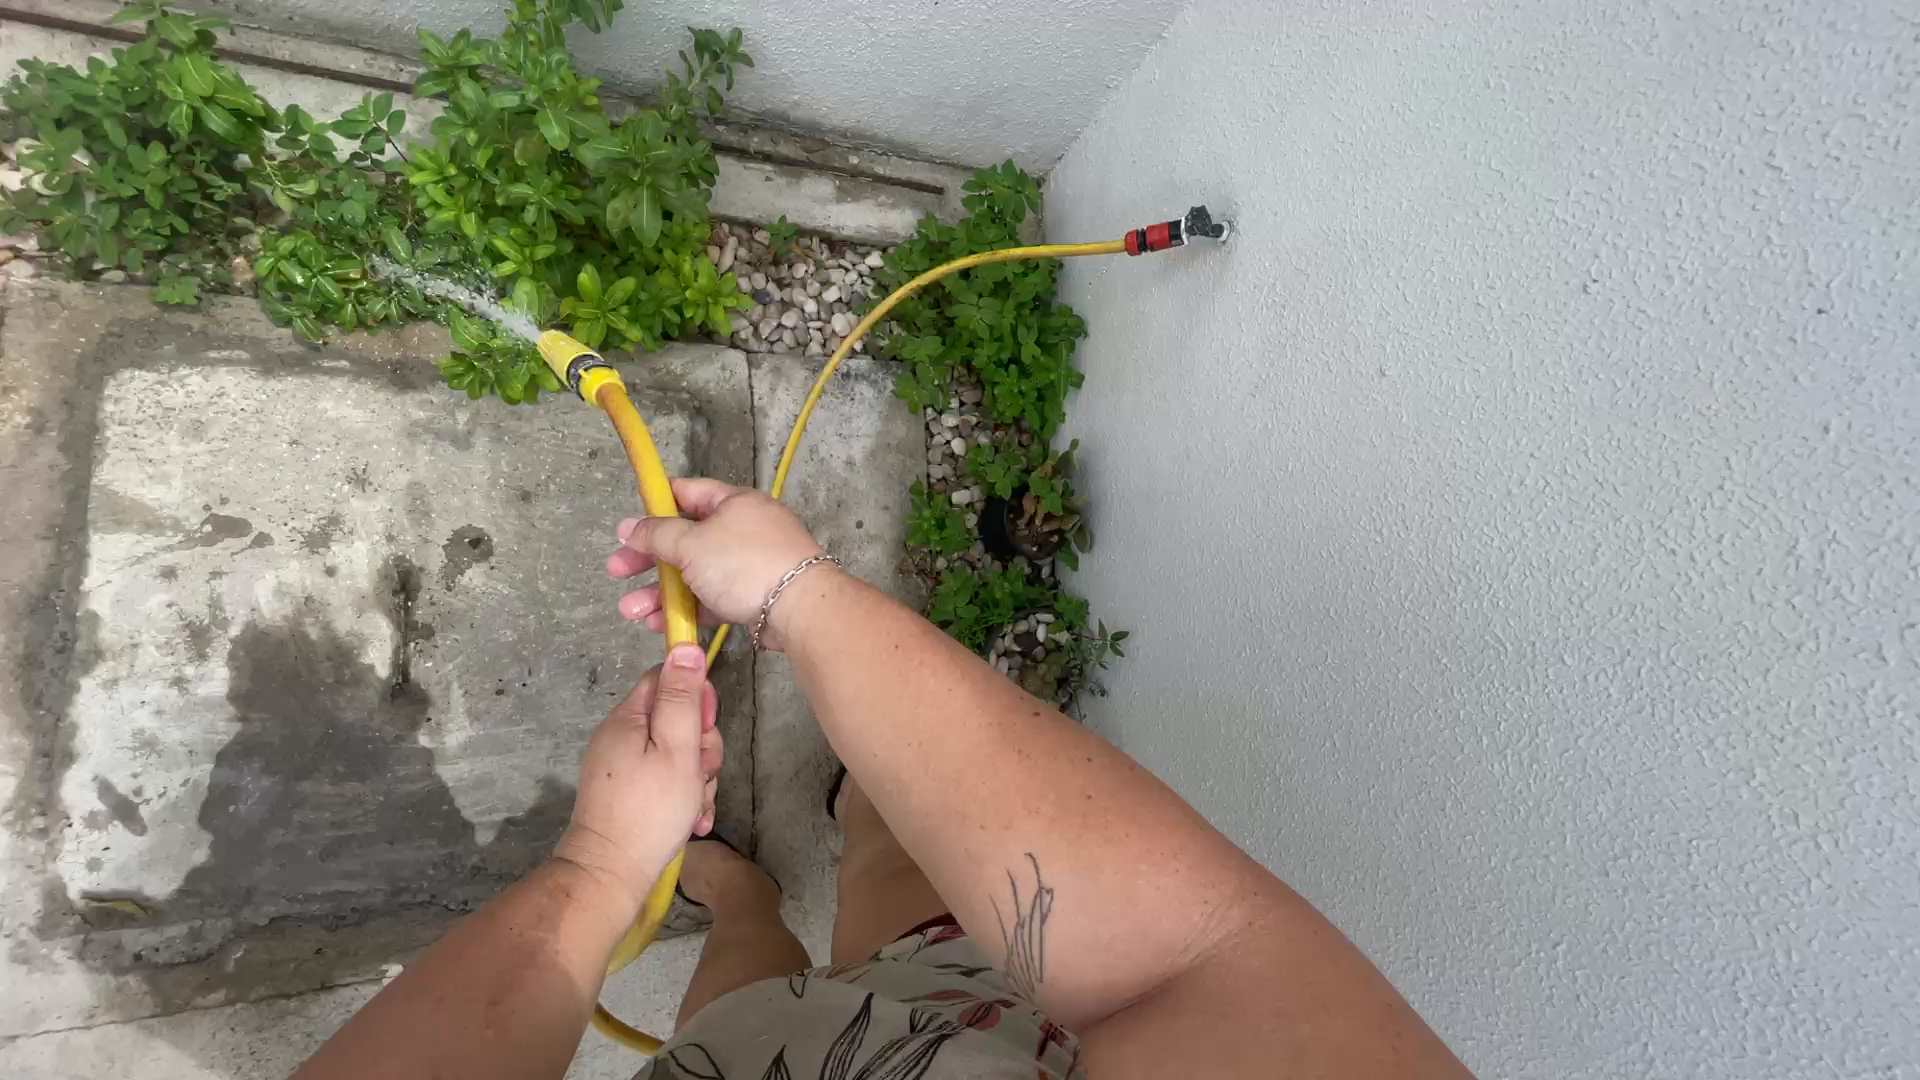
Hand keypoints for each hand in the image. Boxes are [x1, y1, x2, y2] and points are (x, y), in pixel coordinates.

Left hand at [553, 645, 722, 910]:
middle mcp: (621, 737)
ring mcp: (622, 767)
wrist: (610, 877)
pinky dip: (684, 795)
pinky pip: (665, 778)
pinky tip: (693, 819)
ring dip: (697, 775)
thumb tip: (685, 646)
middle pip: (676, 718)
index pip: (666, 679)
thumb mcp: (678, 747)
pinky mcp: (627, 793)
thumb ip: (684, 697)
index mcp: (628, 718)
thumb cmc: (650, 808)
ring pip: (677, 752)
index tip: (705, 726)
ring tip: (697, 804)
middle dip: (701, 745)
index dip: (695, 696)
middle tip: (702, 772)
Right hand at [606, 477, 824, 651]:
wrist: (798, 607)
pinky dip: (688, 608)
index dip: (655, 506)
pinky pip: (713, 598)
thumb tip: (629, 526)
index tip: (628, 525)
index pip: (688, 493)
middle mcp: (744, 529)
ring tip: (631, 611)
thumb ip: (657, 534)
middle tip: (617, 572)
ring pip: (697, 573)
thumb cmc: (745, 564)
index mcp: (734, 503)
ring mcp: (751, 564)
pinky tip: (660, 623)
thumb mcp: (691, 543)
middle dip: (649, 559)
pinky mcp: (754, 596)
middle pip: (687, 539)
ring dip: (661, 591)